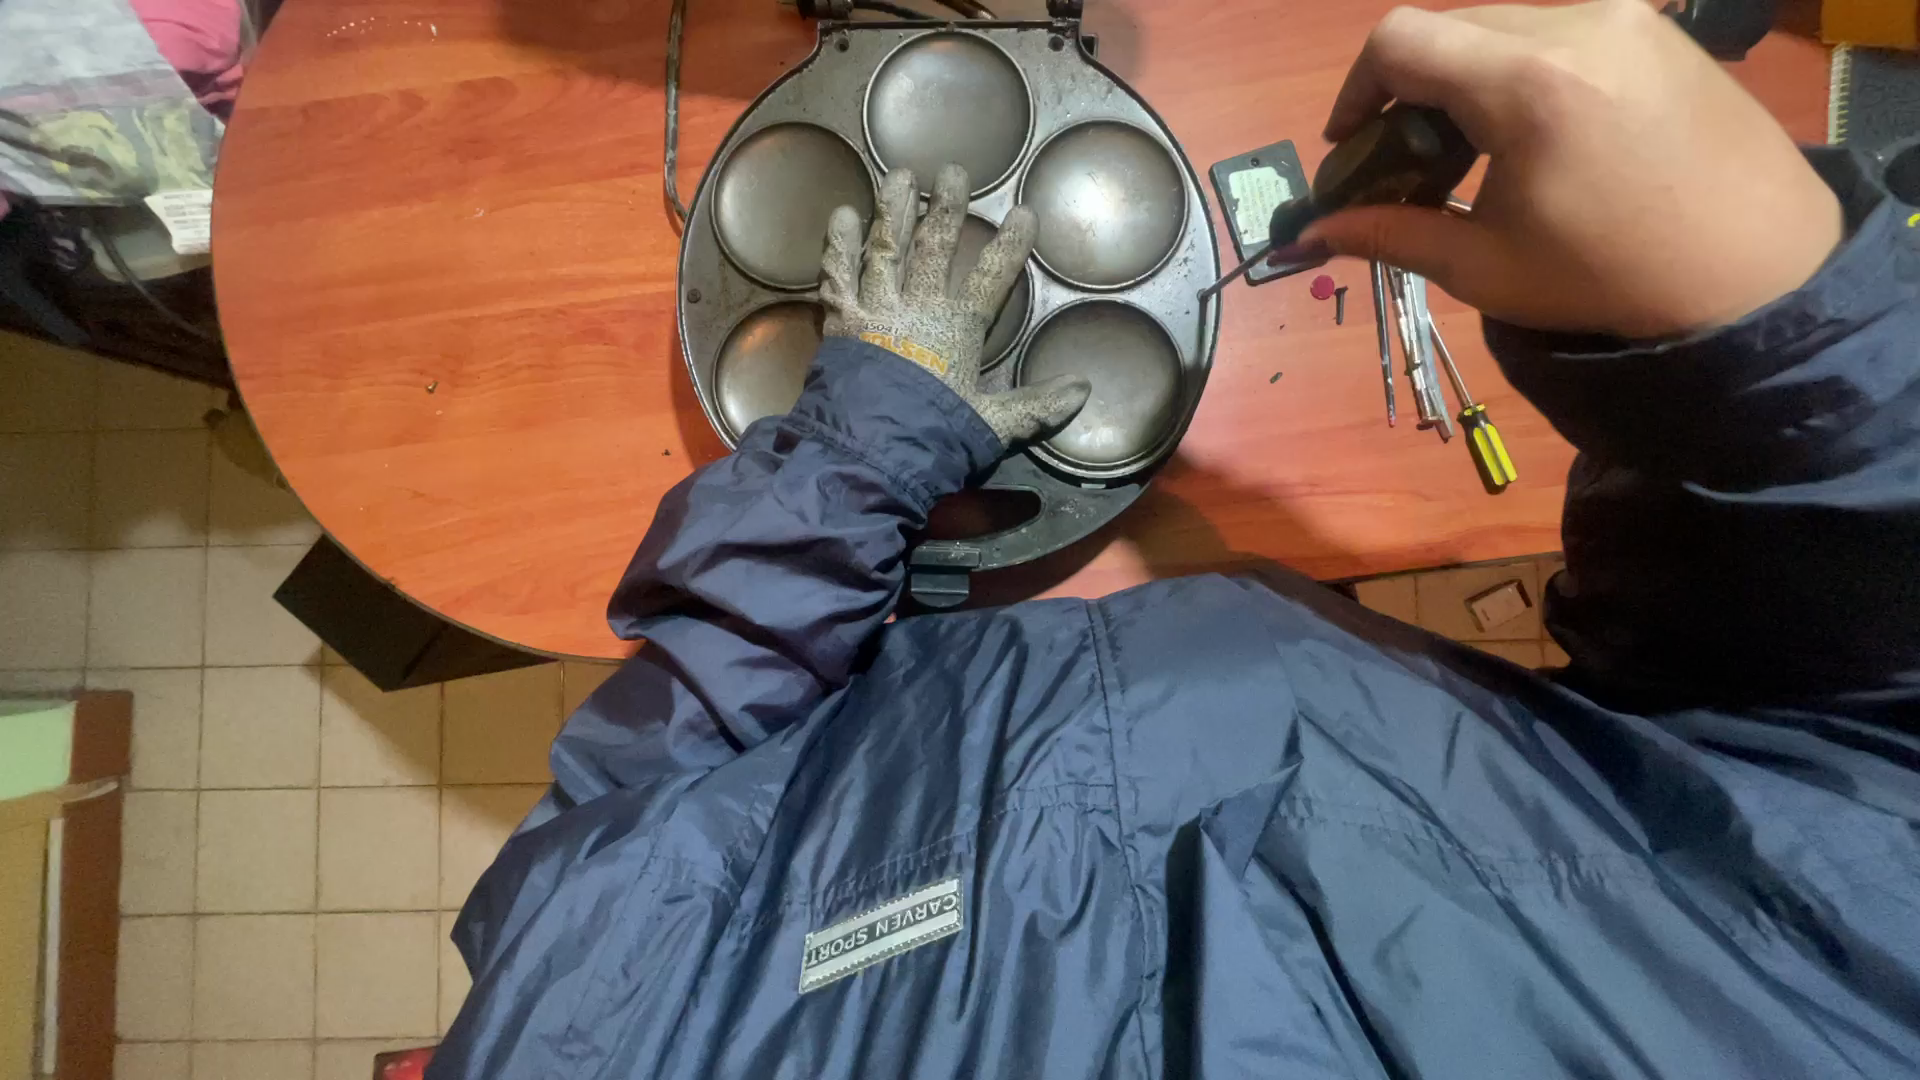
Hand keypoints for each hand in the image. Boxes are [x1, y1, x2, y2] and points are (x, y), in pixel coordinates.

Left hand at [823, 164, 1089, 446]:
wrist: (872, 449)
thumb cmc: (935, 434)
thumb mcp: (993, 426)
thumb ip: (1036, 407)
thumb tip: (1083, 389)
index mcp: (957, 329)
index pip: (992, 277)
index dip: (1011, 245)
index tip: (1026, 213)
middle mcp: (917, 307)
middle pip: (934, 247)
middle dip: (946, 208)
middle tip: (954, 172)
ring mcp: (876, 309)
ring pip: (885, 248)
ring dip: (892, 210)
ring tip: (899, 174)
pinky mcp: (841, 321)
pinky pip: (837, 275)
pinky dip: (838, 245)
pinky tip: (842, 213)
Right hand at [1300, 1, 1842, 337]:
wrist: (1750, 267)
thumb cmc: (1598, 275)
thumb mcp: (1476, 265)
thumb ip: (1385, 235)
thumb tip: (1311, 235)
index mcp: (1525, 84)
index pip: (1401, 41)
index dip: (1353, 91)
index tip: (1347, 147)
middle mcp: (1577, 25)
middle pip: (1445, 29)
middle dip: (1398, 92)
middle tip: (1394, 161)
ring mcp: (1624, 19)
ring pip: (1497, 27)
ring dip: (1451, 84)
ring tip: (1454, 156)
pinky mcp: (1652, 31)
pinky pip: (1550, 32)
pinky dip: (1503, 76)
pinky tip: (1512, 138)